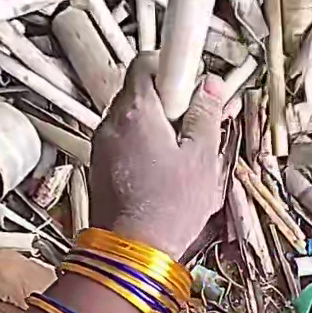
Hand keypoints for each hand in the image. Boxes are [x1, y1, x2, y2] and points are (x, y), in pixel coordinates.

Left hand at [88, 53, 230, 258]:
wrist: (134, 251)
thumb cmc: (167, 210)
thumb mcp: (202, 158)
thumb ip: (205, 116)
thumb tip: (210, 87)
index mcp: (136, 112)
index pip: (146, 61)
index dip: (172, 67)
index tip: (191, 83)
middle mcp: (112, 124)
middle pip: (139, 91)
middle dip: (168, 101)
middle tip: (193, 124)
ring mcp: (102, 147)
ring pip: (131, 119)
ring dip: (156, 127)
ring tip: (180, 154)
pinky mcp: (100, 167)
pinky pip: (123, 143)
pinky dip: (142, 148)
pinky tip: (162, 171)